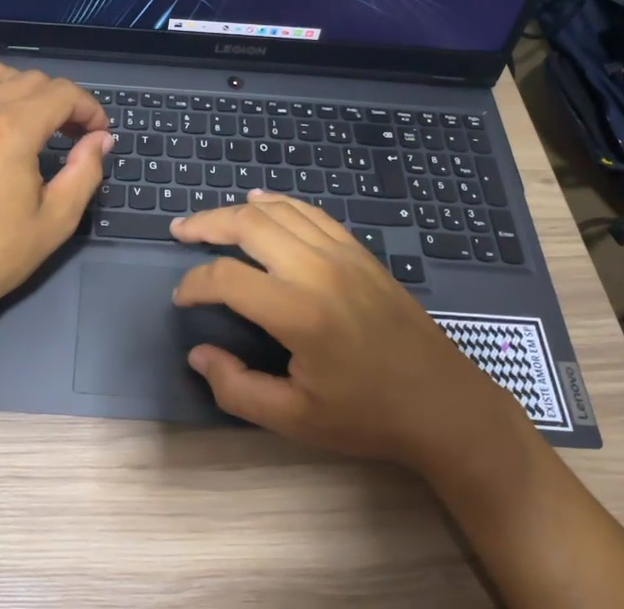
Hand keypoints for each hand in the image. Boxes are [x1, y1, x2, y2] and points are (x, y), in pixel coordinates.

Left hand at [0, 61, 110, 339]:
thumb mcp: (55, 221)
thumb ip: (85, 172)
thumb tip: (100, 139)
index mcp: (12, 131)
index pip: (62, 94)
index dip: (89, 108)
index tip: (98, 132)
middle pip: (31, 80)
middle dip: (61, 100)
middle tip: (73, 133)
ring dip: (20, 88)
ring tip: (31, 120)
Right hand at [171, 191, 522, 471]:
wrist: (444, 404)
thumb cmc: (368, 417)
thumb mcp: (295, 420)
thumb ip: (237, 389)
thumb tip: (198, 355)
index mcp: (299, 313)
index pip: (226, 279)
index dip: (194, 285)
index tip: (181, 299)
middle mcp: (318, 270)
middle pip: (249, 224)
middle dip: (206, 223)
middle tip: (179, 231)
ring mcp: (343, 255)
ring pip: (279, 210)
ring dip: (238, 209)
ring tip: (209, 220)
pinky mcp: (361, 253)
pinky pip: (311, 213)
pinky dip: (279, 203)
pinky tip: (261, 204)